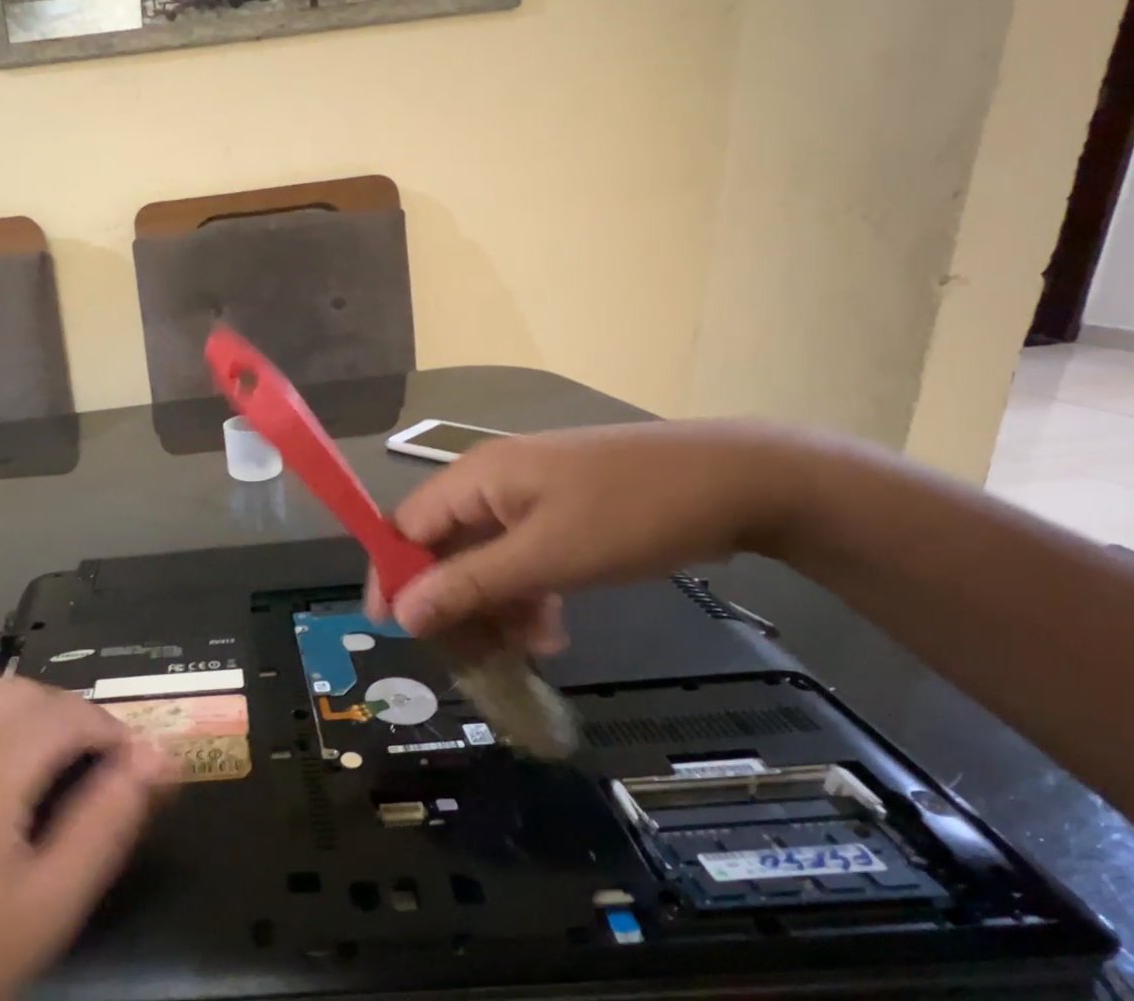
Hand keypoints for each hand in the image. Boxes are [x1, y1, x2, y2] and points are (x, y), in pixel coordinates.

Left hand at [0, 679, 176, 1000]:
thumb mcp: (46, 907)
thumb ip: (107, 822)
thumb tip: (156, 758)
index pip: (69, 713)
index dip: (112, 729)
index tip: (134, 765)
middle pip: (18, 694)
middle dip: (65, 718)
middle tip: (89, 768)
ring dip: (9, 725)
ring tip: (28, 781)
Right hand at [372, 421, 800, 638]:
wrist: (741, 481)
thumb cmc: (632, 513)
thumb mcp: (546, 557)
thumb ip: (469, 584)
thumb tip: (401, 613)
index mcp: (476, 478)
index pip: (406, 527)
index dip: (393, 577)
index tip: (392, 630)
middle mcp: (492, 482)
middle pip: (444, 546)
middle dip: (452, 602)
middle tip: (468, 655)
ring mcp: (530, 497)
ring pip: (485, 559)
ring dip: (495, 607)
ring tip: (522, 652)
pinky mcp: (563, 514)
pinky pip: (523, 558)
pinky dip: (527, 595)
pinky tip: (550, 632)